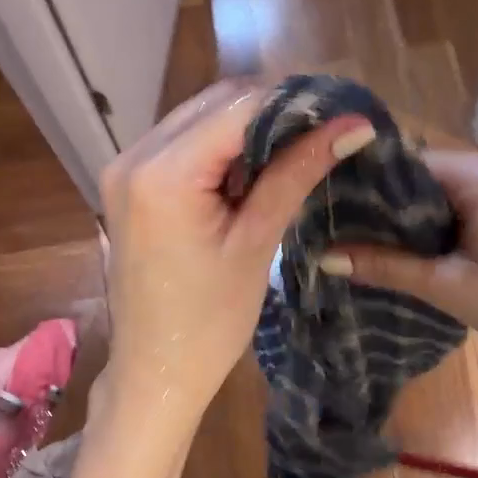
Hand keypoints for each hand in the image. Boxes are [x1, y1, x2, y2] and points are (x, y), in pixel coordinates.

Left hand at [97, 80, 374, 425]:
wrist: (155, 373)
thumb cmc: (209, 323)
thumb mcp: (256, 244)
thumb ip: (296, 174)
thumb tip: (353, 126)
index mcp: (163, 173)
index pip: (239, 106)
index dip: (295, 104)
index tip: (342, 116)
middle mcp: (134, 156)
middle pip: (214, 103)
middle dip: (270, 113)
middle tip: (322, 137)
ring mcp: (124, 169)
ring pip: (197, 120)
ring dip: (244, 131)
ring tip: (292, 159)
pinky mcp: (127, 186)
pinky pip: (180, 146)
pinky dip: (217, 151)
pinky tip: (249, 178)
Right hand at [321, 148, 477, 365]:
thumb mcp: (450, 287)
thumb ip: (387, 267)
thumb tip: (324, 258)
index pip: (407, 167)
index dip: (370, 195)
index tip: (336, 221)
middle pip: (428, 175)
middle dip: (393, 209)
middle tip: (352, 241)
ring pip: (449, 187)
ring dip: (421, 217)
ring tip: (384, 249)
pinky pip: (473, 196)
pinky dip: (448, 219)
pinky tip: (430, 249)